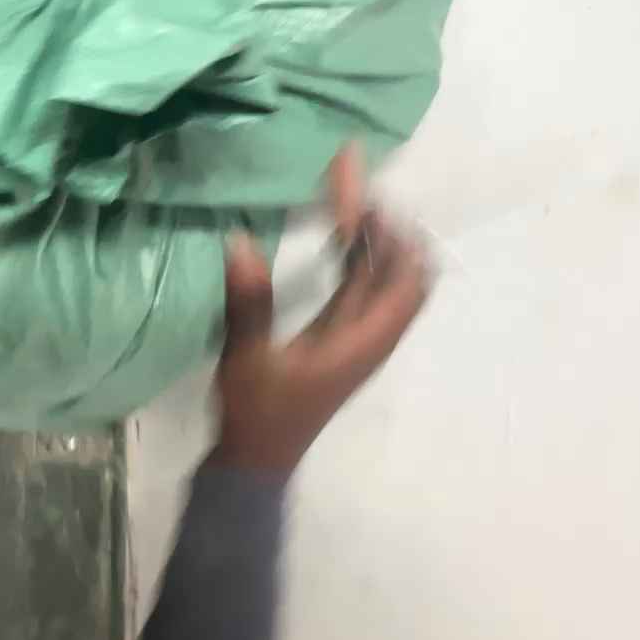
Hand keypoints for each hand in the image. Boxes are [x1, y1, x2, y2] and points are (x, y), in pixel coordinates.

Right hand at [212, 147, 430, 480]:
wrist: (258, 457)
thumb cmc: (257, 411)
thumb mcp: (248, 358)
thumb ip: (249, 303)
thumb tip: (241, 241)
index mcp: (360, 340)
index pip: (398, 277)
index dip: (387, 231)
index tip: (360, 189)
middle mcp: (370, 335)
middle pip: (398, 272)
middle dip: (384, 224)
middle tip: (352, 182)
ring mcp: (357, 337)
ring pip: (384, 279)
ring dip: (374, 238)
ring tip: (348, 198)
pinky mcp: (339, 339)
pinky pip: (364, 288)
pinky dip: (358, 257)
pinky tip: (336, 238)